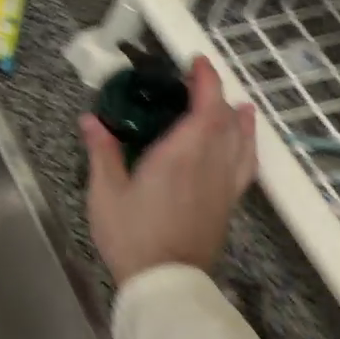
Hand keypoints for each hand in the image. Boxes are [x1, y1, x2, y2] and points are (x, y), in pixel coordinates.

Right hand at [82, 55, 258, 284]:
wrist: (164, 276)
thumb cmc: (129, 233)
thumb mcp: (105, 192)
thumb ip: (103, 152)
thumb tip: (92, 119)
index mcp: (178, 157)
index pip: (204, 110)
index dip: (205, 83)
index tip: (197, 62)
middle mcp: (209, 164)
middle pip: (224, 121)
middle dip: (214, 95)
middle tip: (196, 80)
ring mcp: (223, 183)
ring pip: (240, 140)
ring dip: (236, 117)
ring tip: (232, 103)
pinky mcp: (227, 200)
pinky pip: (245, 162)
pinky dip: (246, 143)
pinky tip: (243, 140)